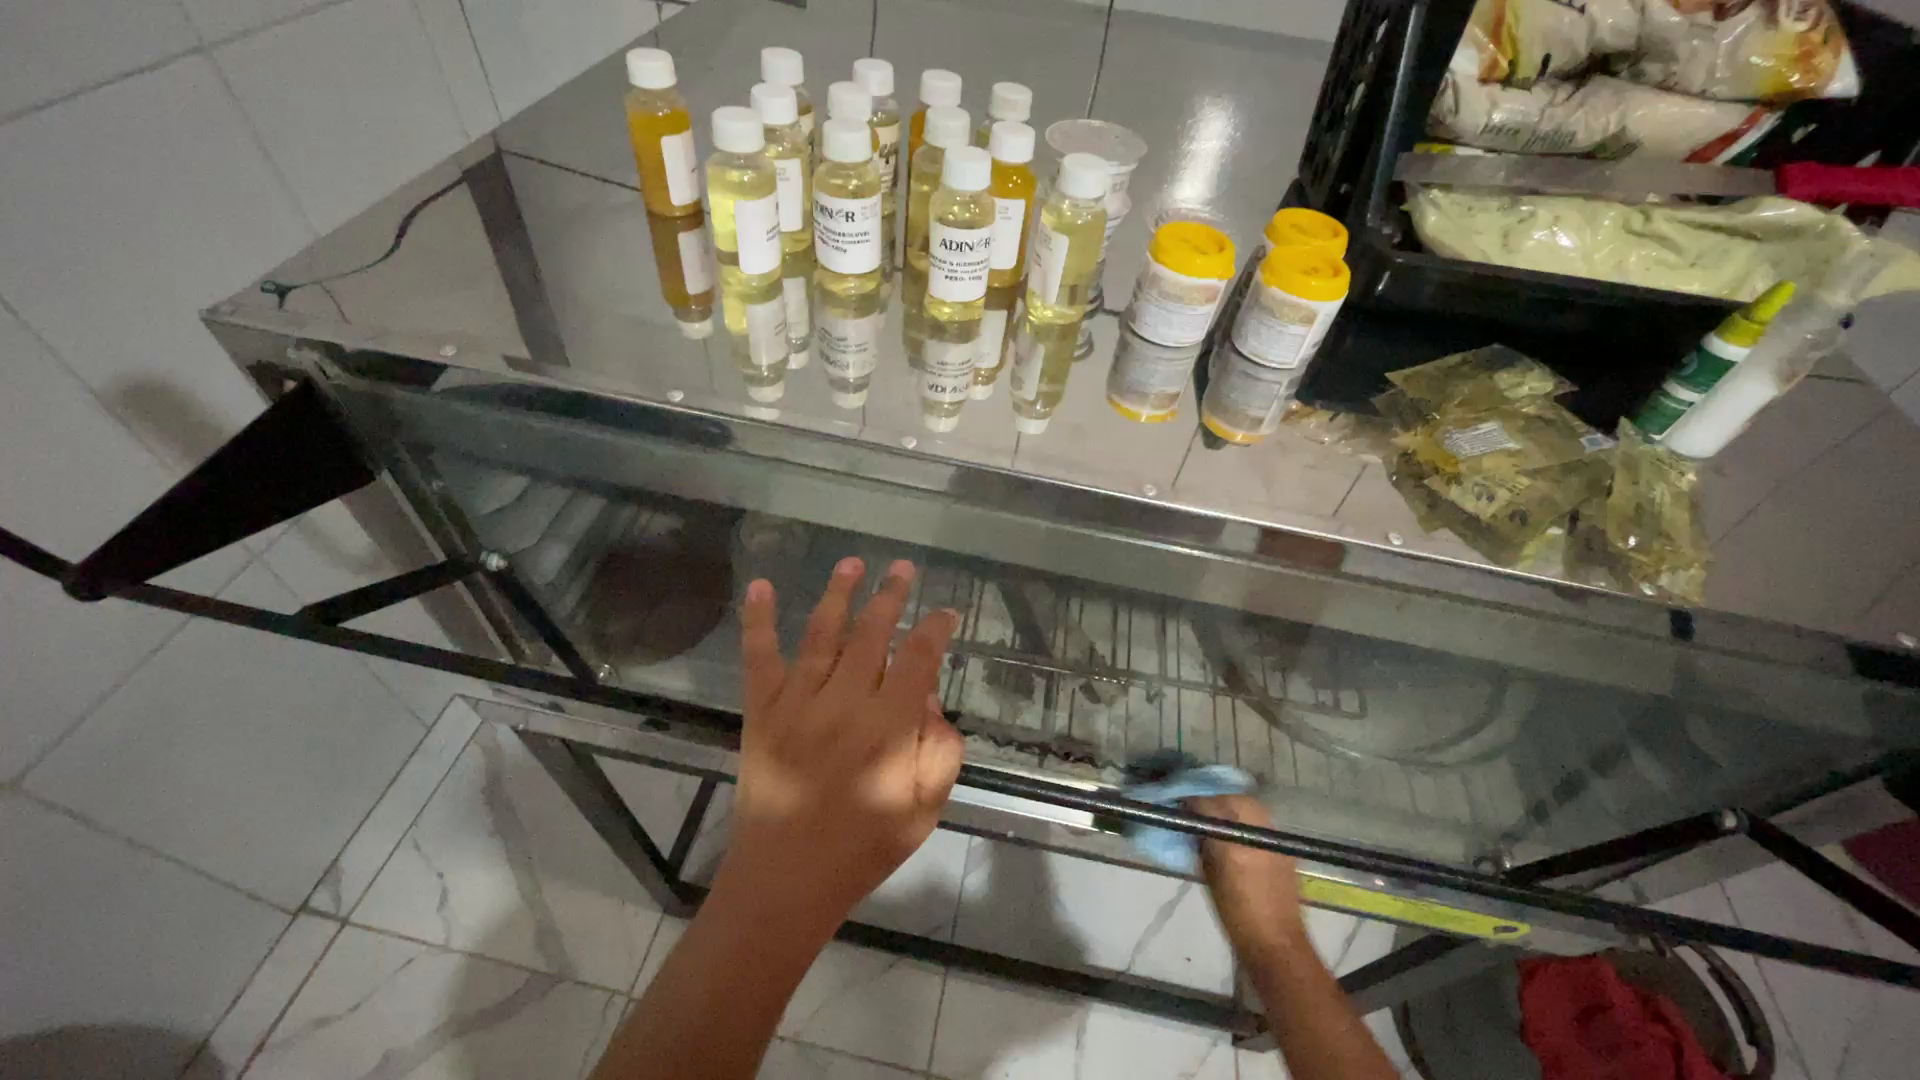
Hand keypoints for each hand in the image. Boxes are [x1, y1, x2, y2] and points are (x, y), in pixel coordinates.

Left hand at [717, 557, 963, 933]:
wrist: (786, 880)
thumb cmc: (863, 848)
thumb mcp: (925, 808)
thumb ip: (940, 749)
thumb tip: (927, 698)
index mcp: (888, 727)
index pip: (919, 659)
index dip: (936, 630)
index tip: (946, 613)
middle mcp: (844, 702)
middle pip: (873, 634)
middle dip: (891, 596)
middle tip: (902, 569)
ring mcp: (797, 703)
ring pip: (822, 633)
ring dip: (839, 593)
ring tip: (853, 562)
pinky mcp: (761, 712)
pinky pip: (758, 657)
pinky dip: (758, 620)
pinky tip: (760, 585)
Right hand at [1190, 795, 1308, 962]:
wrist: (1274, 939)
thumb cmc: (1233, 913)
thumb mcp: (1208, 874)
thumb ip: (1202, 842)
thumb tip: (1193, 822)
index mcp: (1233, 844)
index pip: (1208, 806)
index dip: (1191, 802)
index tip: (1179, 805)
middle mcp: (1256, 833)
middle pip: (1231, 798)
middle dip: (1212, 799)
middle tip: (1197, 809)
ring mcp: (1273, 837)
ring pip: (1248, 804)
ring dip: (1230, 804)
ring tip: (1216, 816)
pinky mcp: (1284, 843)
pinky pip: (1261, 818)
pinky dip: (1246, 816)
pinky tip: (1236, 827)